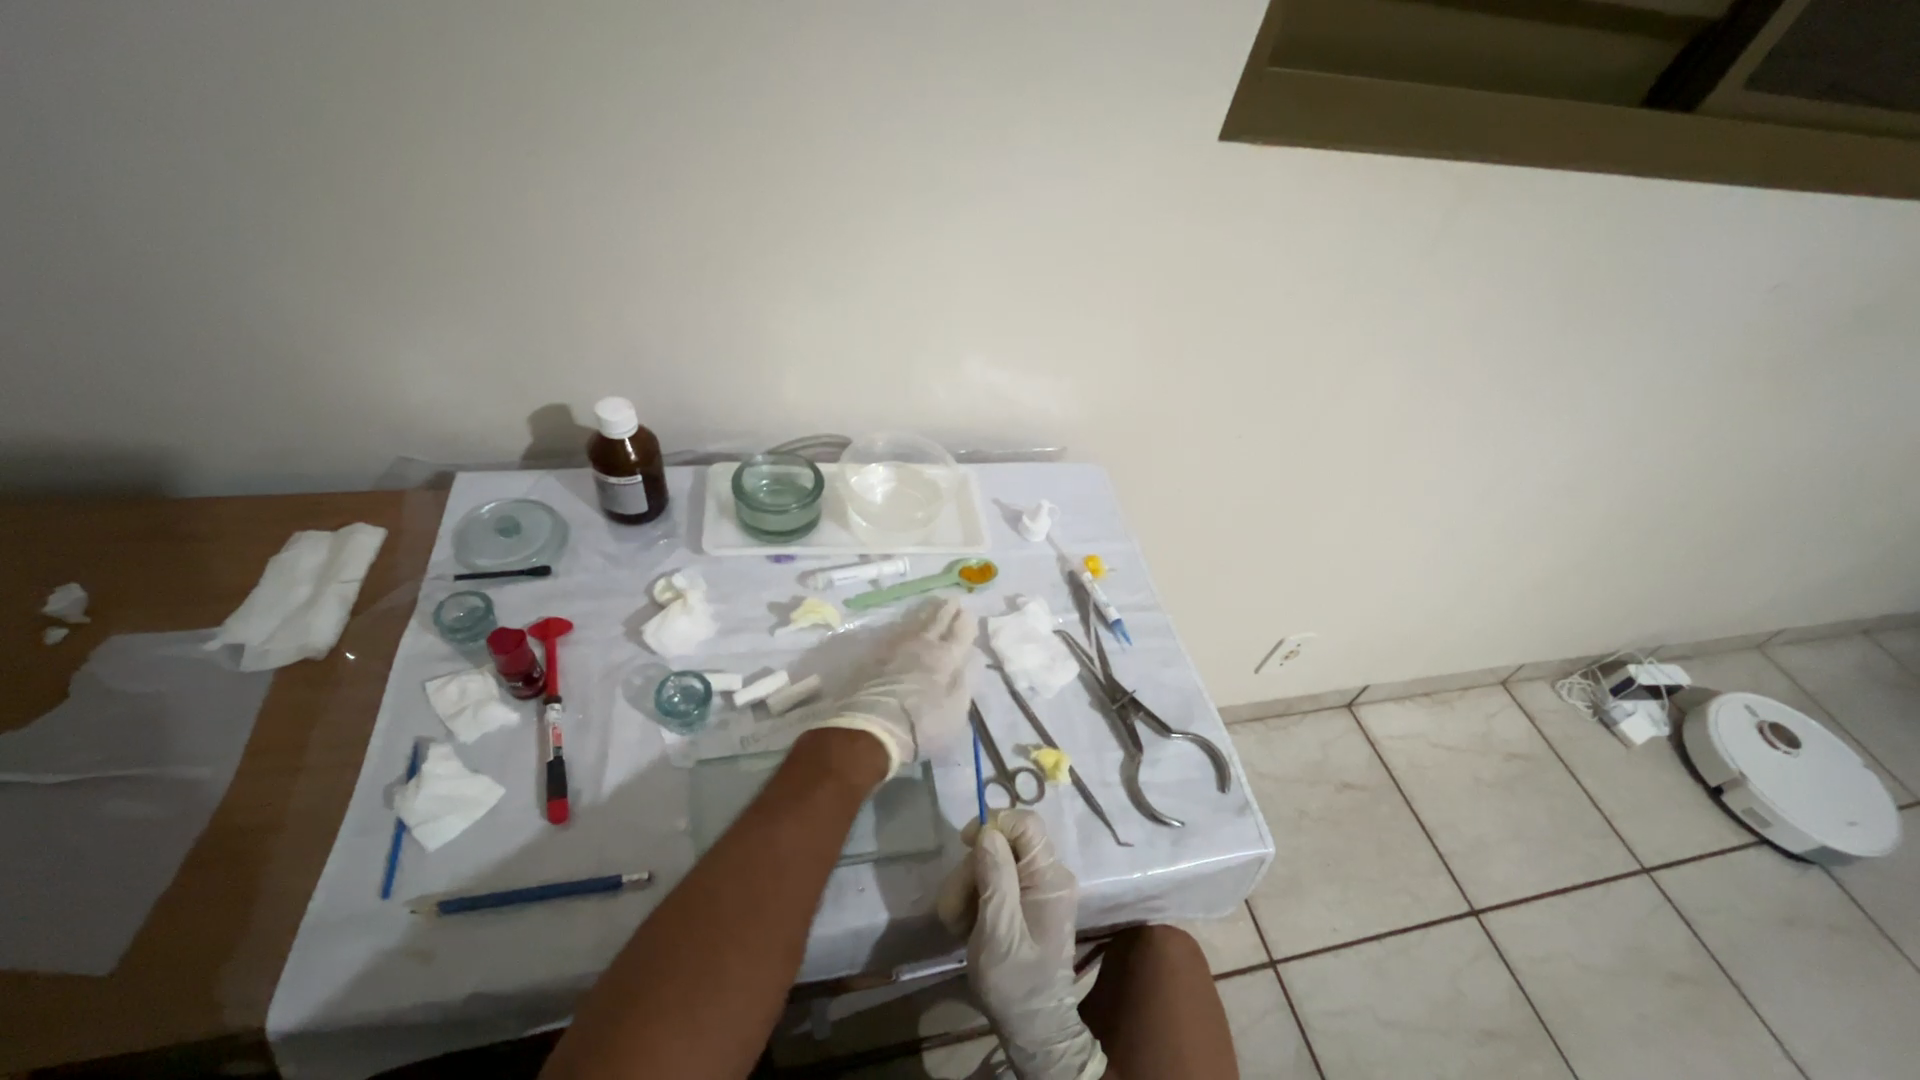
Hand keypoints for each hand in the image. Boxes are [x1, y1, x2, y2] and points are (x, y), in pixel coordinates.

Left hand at [804, 598, 974, 775]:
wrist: (871, 726)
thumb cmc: (921, 725)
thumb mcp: (955, 712)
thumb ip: (962, 684)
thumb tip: (967, 662)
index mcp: (946, 658)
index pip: (960, 633)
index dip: (965, 622)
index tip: (967, 612)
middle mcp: (922, 646)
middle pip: (936, 621)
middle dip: (946, 609)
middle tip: (952, 599)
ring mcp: (896, 647)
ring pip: (914, 622)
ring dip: (925, 611)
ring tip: (931, 603)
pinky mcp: (874, 654)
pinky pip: (894, 631)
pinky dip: (903, 624)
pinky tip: (903, 623)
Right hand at [936, 810, 1106, 1079]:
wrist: (1032, 1026)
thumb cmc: (1015, 982)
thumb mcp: (999, 931)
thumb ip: (995, 878)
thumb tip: (988, 831)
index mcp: (1050, 877)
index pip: (1025, 823)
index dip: (993, 824)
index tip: (964, 845)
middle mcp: (1048, 875)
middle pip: (1002, 844)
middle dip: (971, 871)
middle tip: (953, 909)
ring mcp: (1037, 889)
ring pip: (992, 864)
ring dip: (967, 889)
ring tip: (957, 926)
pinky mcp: (1025, 903)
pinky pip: (995, 883)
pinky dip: (975, 901)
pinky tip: (967, 927)